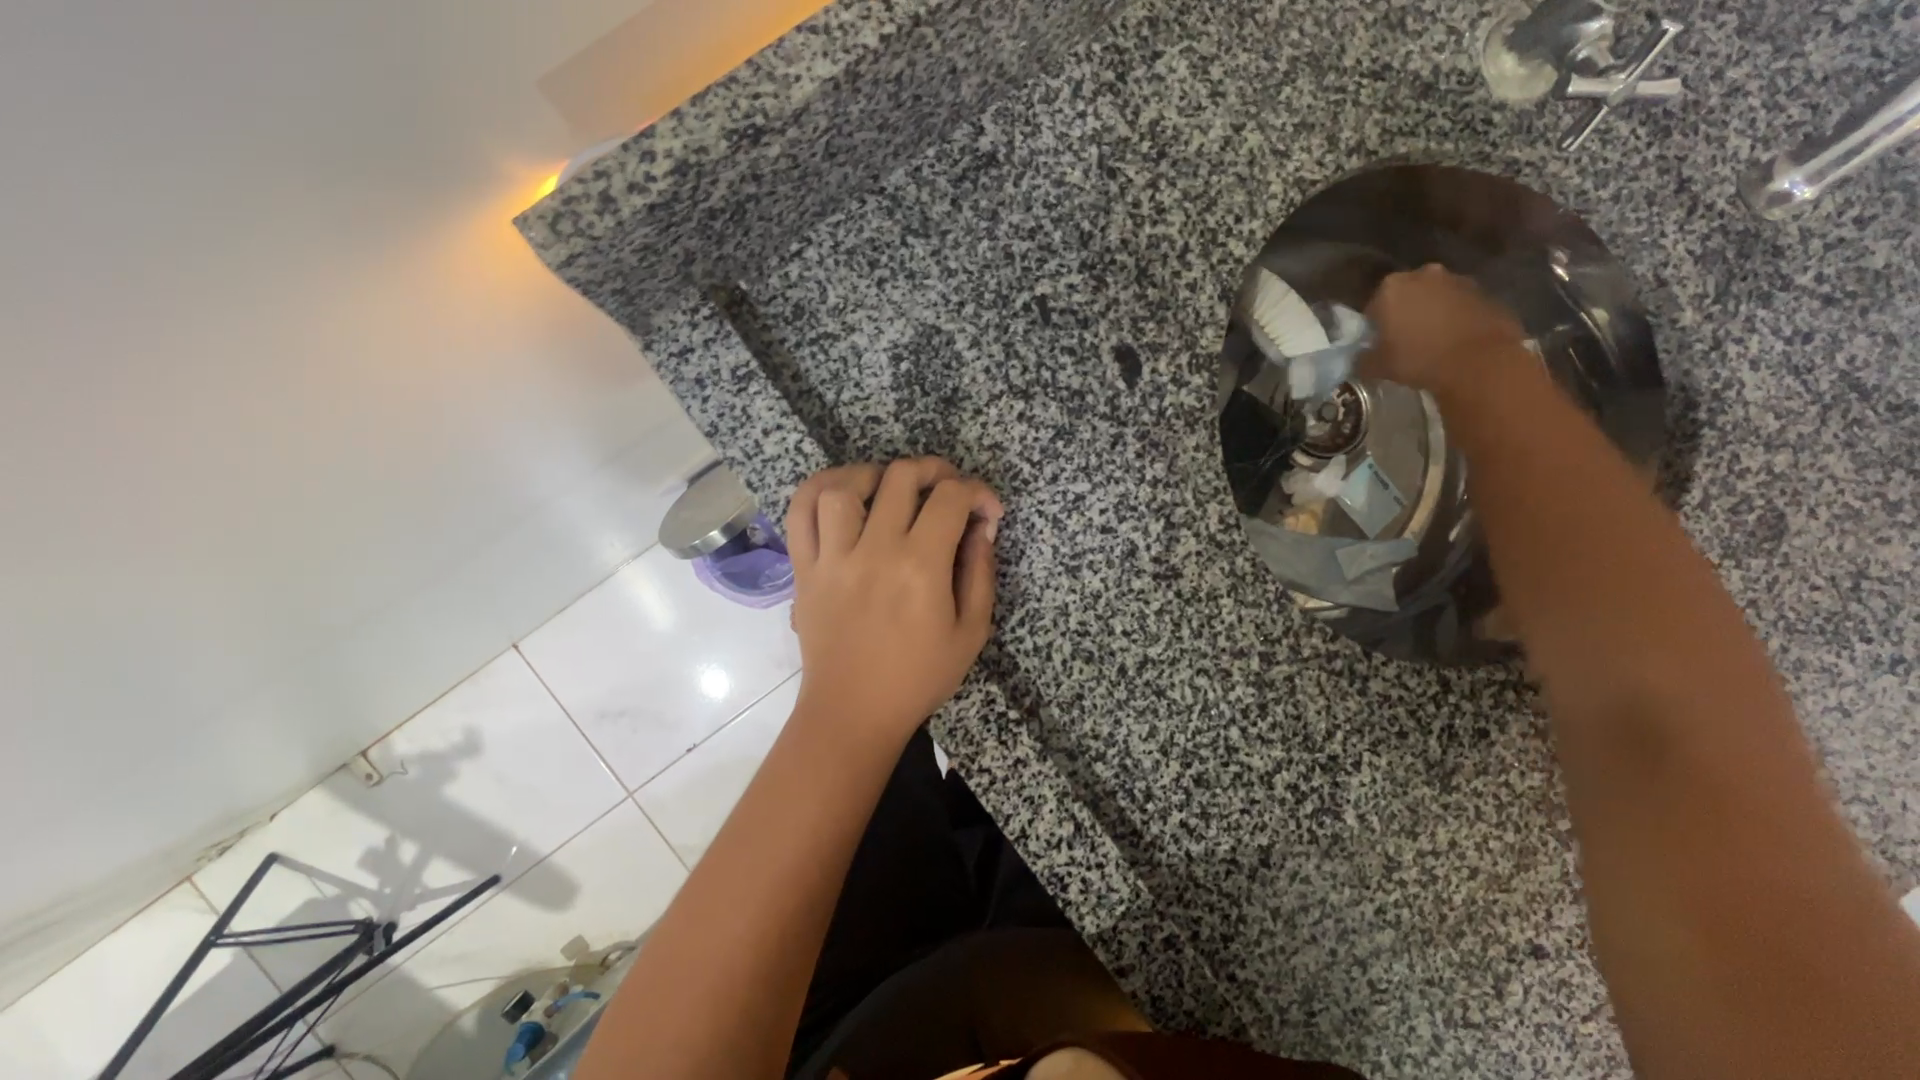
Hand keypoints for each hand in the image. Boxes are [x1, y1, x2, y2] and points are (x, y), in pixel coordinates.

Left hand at [785, 457, 1003, 741]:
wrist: (853, 712)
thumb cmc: (918, 678)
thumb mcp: (971, 633)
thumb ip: (980, 573)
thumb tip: (980, 527)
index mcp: (921, 567)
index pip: (950, 498)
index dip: (978, 492)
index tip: (986, 512)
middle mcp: (874, 551)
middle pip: (901, 478)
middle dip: (935, 471)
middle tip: (948, 490)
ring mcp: (833, 557)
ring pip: (845, 486)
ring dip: (875, 475)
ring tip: (891, 490)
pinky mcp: (805, 568)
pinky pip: (800, 512)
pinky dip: (819, 489)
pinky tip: (842, 492)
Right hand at [1361, 264, 1532, 393]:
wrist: (1479, 361)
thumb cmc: (1419, 358)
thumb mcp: (1379, 367)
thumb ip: (1364, 360)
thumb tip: (1360, 360)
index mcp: (1391, 287)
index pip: (1374, 306)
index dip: (1375, 327)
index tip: (1380, 345)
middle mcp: (1423, 274)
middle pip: (1408, 295)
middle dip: (1406, 313)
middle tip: (1406, 341)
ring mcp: (1458, 280)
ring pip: (1436, 297)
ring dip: (1433, 313)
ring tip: (1434, 342)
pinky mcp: (1485, 292)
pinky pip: (1462, 305)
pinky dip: (1457, 318)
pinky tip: (1457, 341)